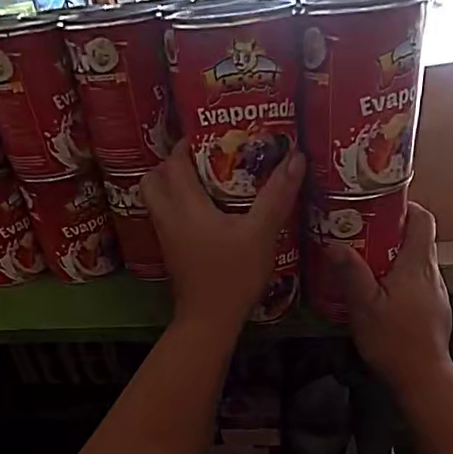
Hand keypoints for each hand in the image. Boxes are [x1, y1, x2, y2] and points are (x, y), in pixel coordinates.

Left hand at [143, 139, 302, 329]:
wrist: (210, 320)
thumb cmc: (233, 275)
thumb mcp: (261, 233)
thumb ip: (277, 195)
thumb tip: (297, 158)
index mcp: (185, 204)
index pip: (176, 160)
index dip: (190, 142)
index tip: (212, 133)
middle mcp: (168, 216)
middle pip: (155, 177)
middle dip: (174, 163)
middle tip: (203, 159)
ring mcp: (167, 237)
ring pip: (157, 198)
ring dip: (173, 184)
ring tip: (206, 182)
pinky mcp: (172, 253)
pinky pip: (167, 217)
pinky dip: (179, 206)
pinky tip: (207, 212)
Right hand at [321, 201, 452, 390]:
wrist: (423, 377)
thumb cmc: (394, 341)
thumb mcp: (365, 306)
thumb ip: (351, 273)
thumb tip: (335, 244)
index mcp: (417, 265)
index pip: (423, 219)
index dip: (406, 206)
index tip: (381, 206)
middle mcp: (432, 274)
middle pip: (419, 239)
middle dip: (392, 232)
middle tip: (361, 235)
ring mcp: (437, 294)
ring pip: (417, 263)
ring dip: (395, 258)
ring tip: (366, 264)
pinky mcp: (435, 312)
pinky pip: (418, 284)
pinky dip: (401, 280)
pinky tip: (381, 295)